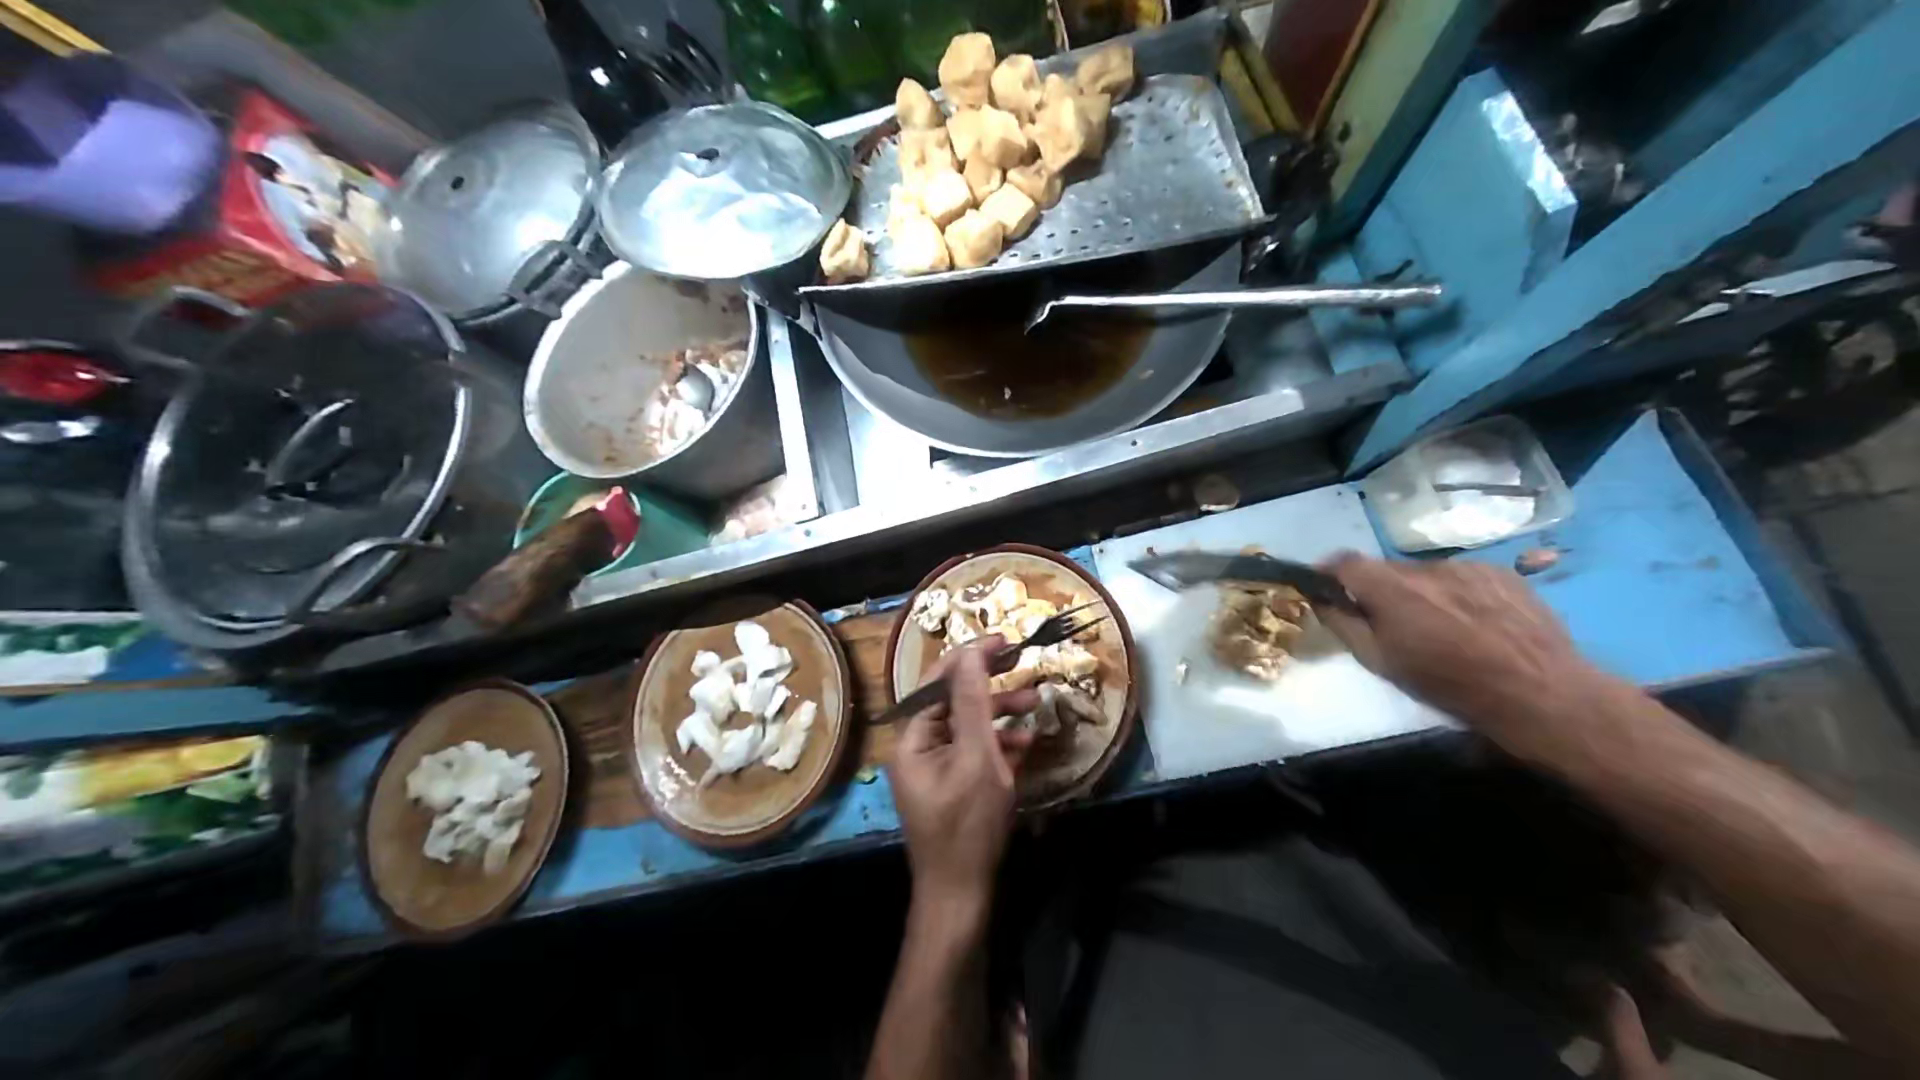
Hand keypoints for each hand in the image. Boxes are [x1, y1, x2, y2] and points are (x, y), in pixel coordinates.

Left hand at [889, 637, 1039, 913]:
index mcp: (912, 737)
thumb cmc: (968, 825)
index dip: (970, 656)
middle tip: (1021, 665)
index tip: (1003, 640)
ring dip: (1000, 713)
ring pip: (969, 726)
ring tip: (1035, 703)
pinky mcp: (954, 786)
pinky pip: (975, 753)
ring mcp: (936, 768)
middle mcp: (919, 747)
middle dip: (990, 684)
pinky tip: (1026, 742)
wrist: (962, 895)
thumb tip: (971, 651)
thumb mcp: (977, 757)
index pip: (938, 681)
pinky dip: (999, 744)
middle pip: (954, 701)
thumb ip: (973, 702)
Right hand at [1321, 553, 1612, 756]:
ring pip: (1423, 573)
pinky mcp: (1501, 573)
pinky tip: (1469, 622)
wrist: (1540, 693)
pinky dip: (1452, 593)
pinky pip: (1460, 576)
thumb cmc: (1448, 684)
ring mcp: (1467, 567)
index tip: (1324, 586)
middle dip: (1375, 587)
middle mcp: (1425, 567)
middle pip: (1385, 568)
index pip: (1344, 561)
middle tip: (1384, 619)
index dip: (1328, 571)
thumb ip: (1343, 624)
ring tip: (1435, 624)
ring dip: (1416, 591)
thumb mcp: (1380, 662)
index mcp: (1391, 588)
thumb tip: (1320, 599)